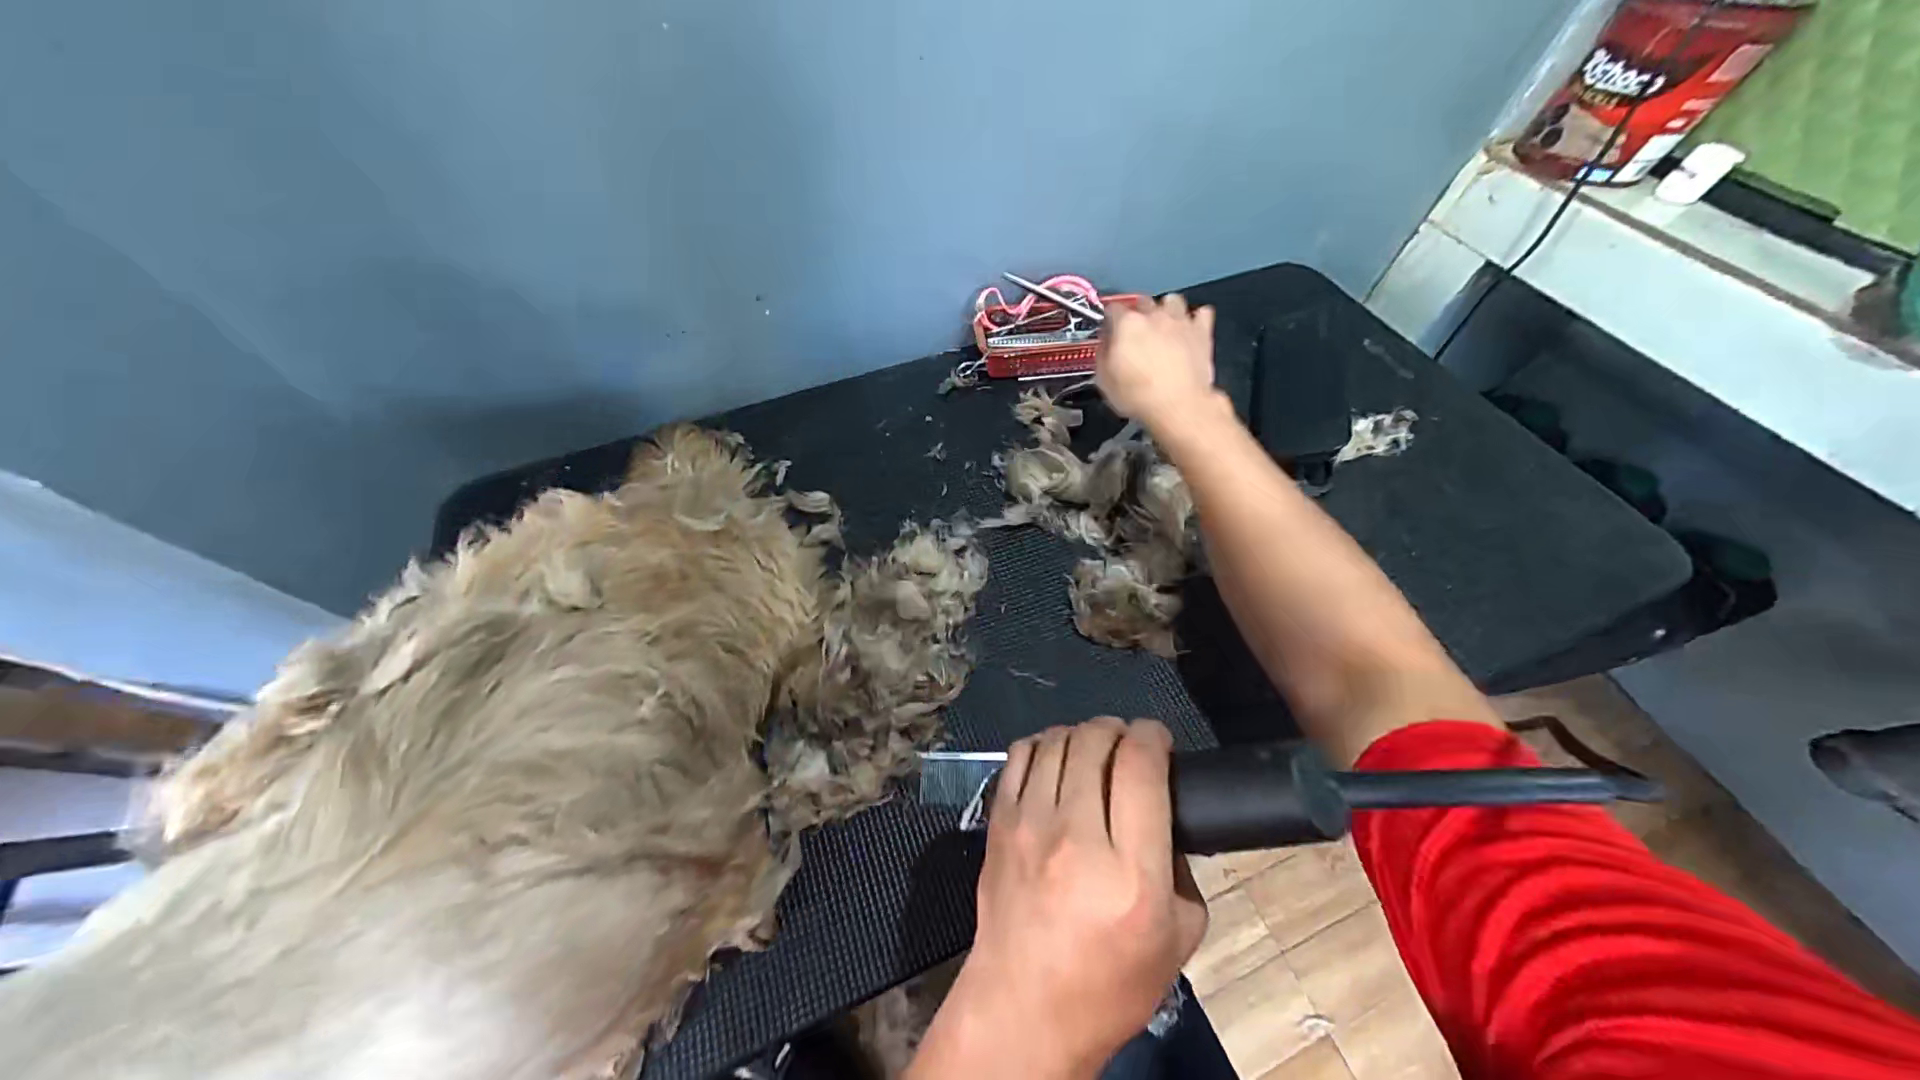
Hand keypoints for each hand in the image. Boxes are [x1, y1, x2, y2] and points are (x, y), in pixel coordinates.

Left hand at [910, 718, 1208, 1079]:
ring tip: (1094, 750)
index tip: (1160, 740)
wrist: (1023, 1007)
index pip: (1141, 766)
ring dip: (1082, 734)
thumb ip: (1182, 868)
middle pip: (1095, 741)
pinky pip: (1019, 756)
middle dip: (1119, 729)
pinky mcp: (997, 823)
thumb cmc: (1108, 984)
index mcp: (1130, 872)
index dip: (1154, 736)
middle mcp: (1075, 836)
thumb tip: (1165, 816)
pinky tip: (1055, 758)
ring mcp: (1029, 824)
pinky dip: (1043, 744)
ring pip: (1056, 740)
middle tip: (1128, 744)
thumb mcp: (1179, 938)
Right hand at [1095, 294, 1222, 434]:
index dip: (1109, 320)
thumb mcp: (1104, 380)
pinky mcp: (1202, 332)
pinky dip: (1195, 318)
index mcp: (1127, 324)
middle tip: (1134, 331)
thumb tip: (1105, 344)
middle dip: (1136, 311)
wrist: (1177, 405)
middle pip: (1142, 301)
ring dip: (1165, 308)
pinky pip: (1202, 313)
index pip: (1113, 308)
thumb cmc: (1137, 395)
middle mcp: (1154, 315)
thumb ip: (1102, 354)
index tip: (1109, 330)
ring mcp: (1180, 321)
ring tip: (1162, 325)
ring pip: (1172, 300)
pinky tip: (1189, 329)